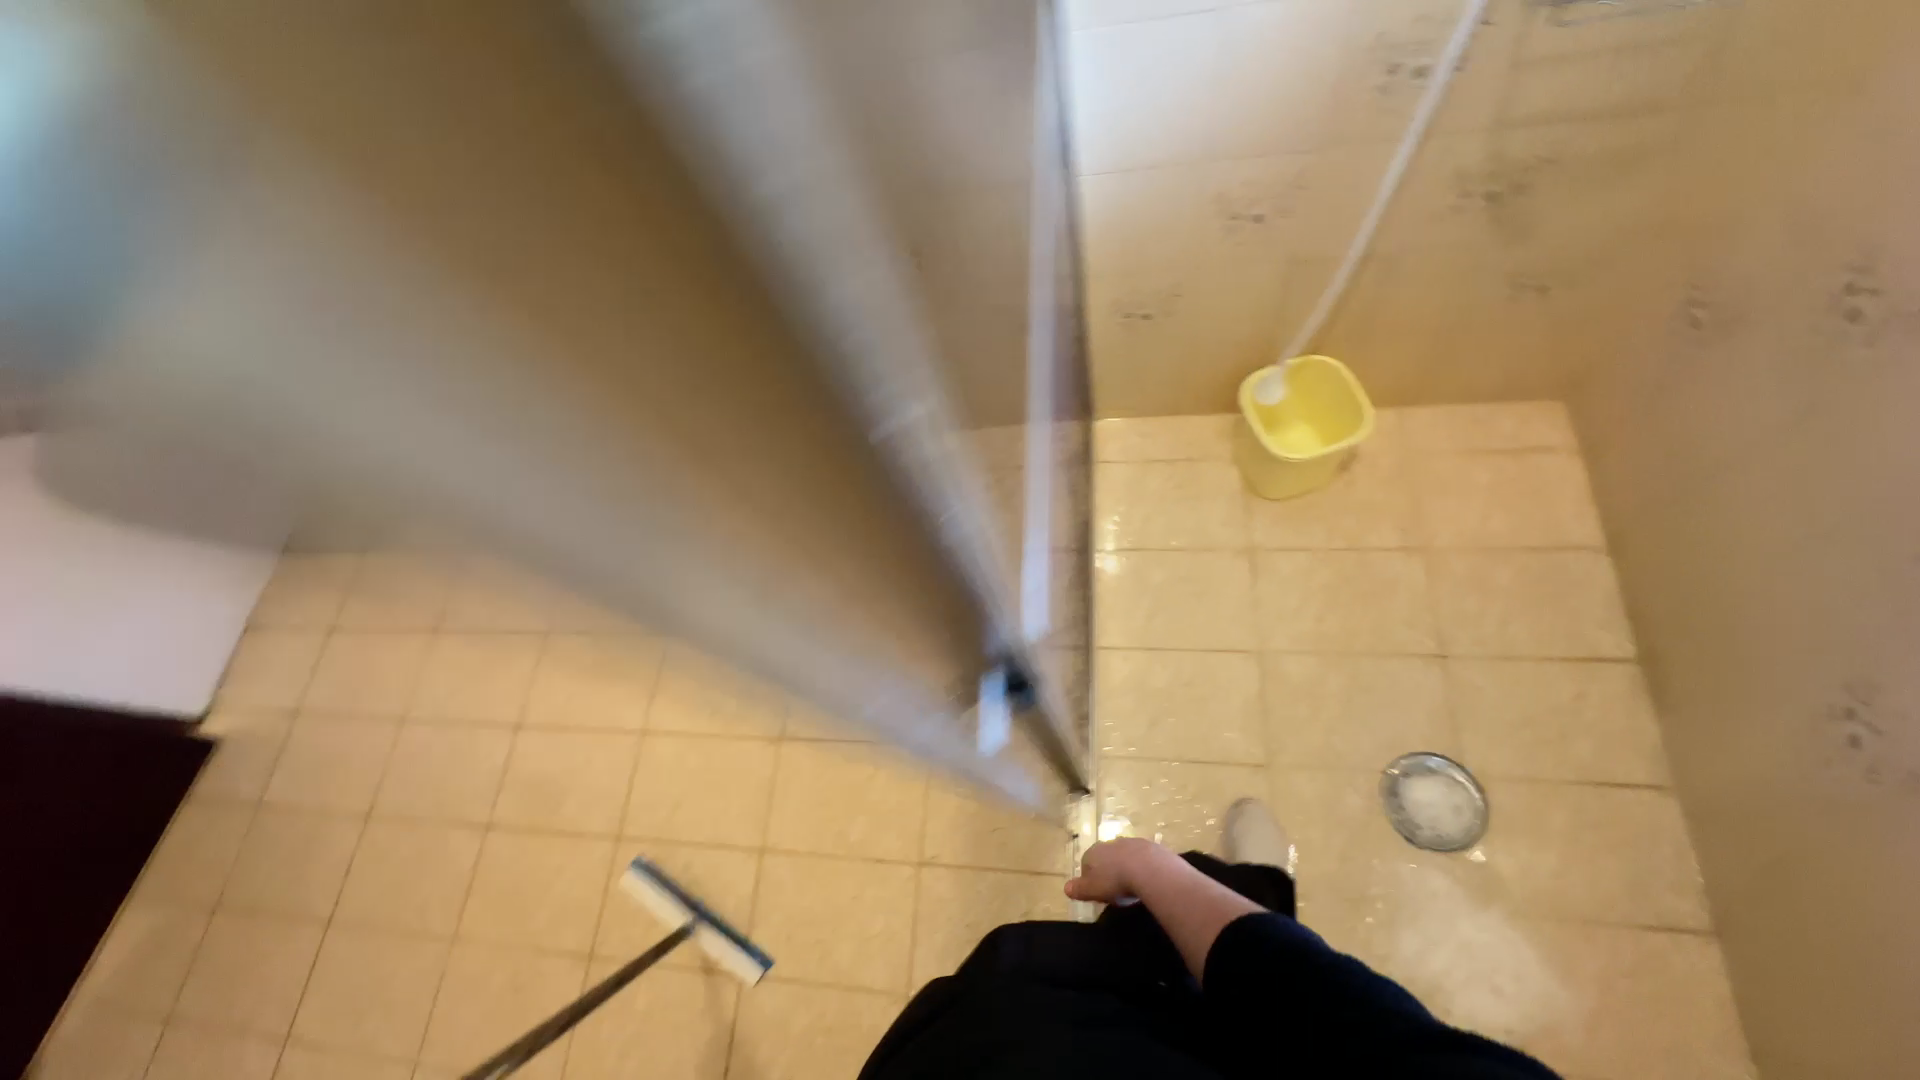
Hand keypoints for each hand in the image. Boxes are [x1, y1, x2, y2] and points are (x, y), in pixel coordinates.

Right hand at [1065, 837, 1168, 903]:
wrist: (1148, 868)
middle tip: (1115, 890)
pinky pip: (1141, 857)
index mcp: (1093, 853)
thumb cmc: (1114, 881)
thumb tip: (1066, 888)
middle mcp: (1109, 843)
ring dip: (1125, 867)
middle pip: (1105, 858)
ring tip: (1132, 886)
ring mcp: (1129, 842)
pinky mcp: (1148, 845)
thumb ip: (1078, 889)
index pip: (1086, 864)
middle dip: (1108, 871)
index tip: (1098, 893)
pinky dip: (1141, 867)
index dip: (1090, 879)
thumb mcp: (1091, 890)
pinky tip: (1146, 879)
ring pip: (1123, 856)